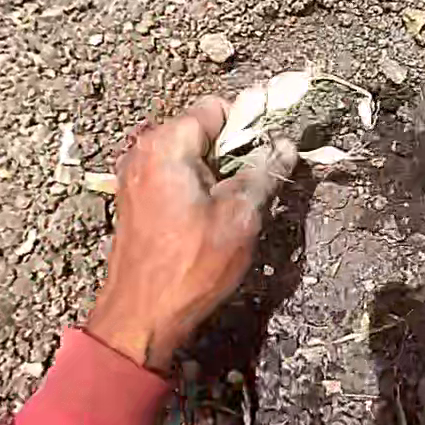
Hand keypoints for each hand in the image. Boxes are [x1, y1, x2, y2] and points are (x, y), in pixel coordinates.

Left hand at [87, 98, 294, 370]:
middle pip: (205, 129)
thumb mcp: (242, 213)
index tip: (275, 141)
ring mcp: (139, 177)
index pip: (216, 108)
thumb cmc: (192, 264)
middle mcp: (145, 153)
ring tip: (246, 199)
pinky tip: (223, 211)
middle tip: (265, 175)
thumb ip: (266, 170)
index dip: (251, 121)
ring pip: (195, 154)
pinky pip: (181, 174)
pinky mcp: (141, 199)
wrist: (143, 316)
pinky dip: (206, 183)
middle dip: (240, 147)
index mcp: (166, 147)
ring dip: (225, 168)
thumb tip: (285, 146)